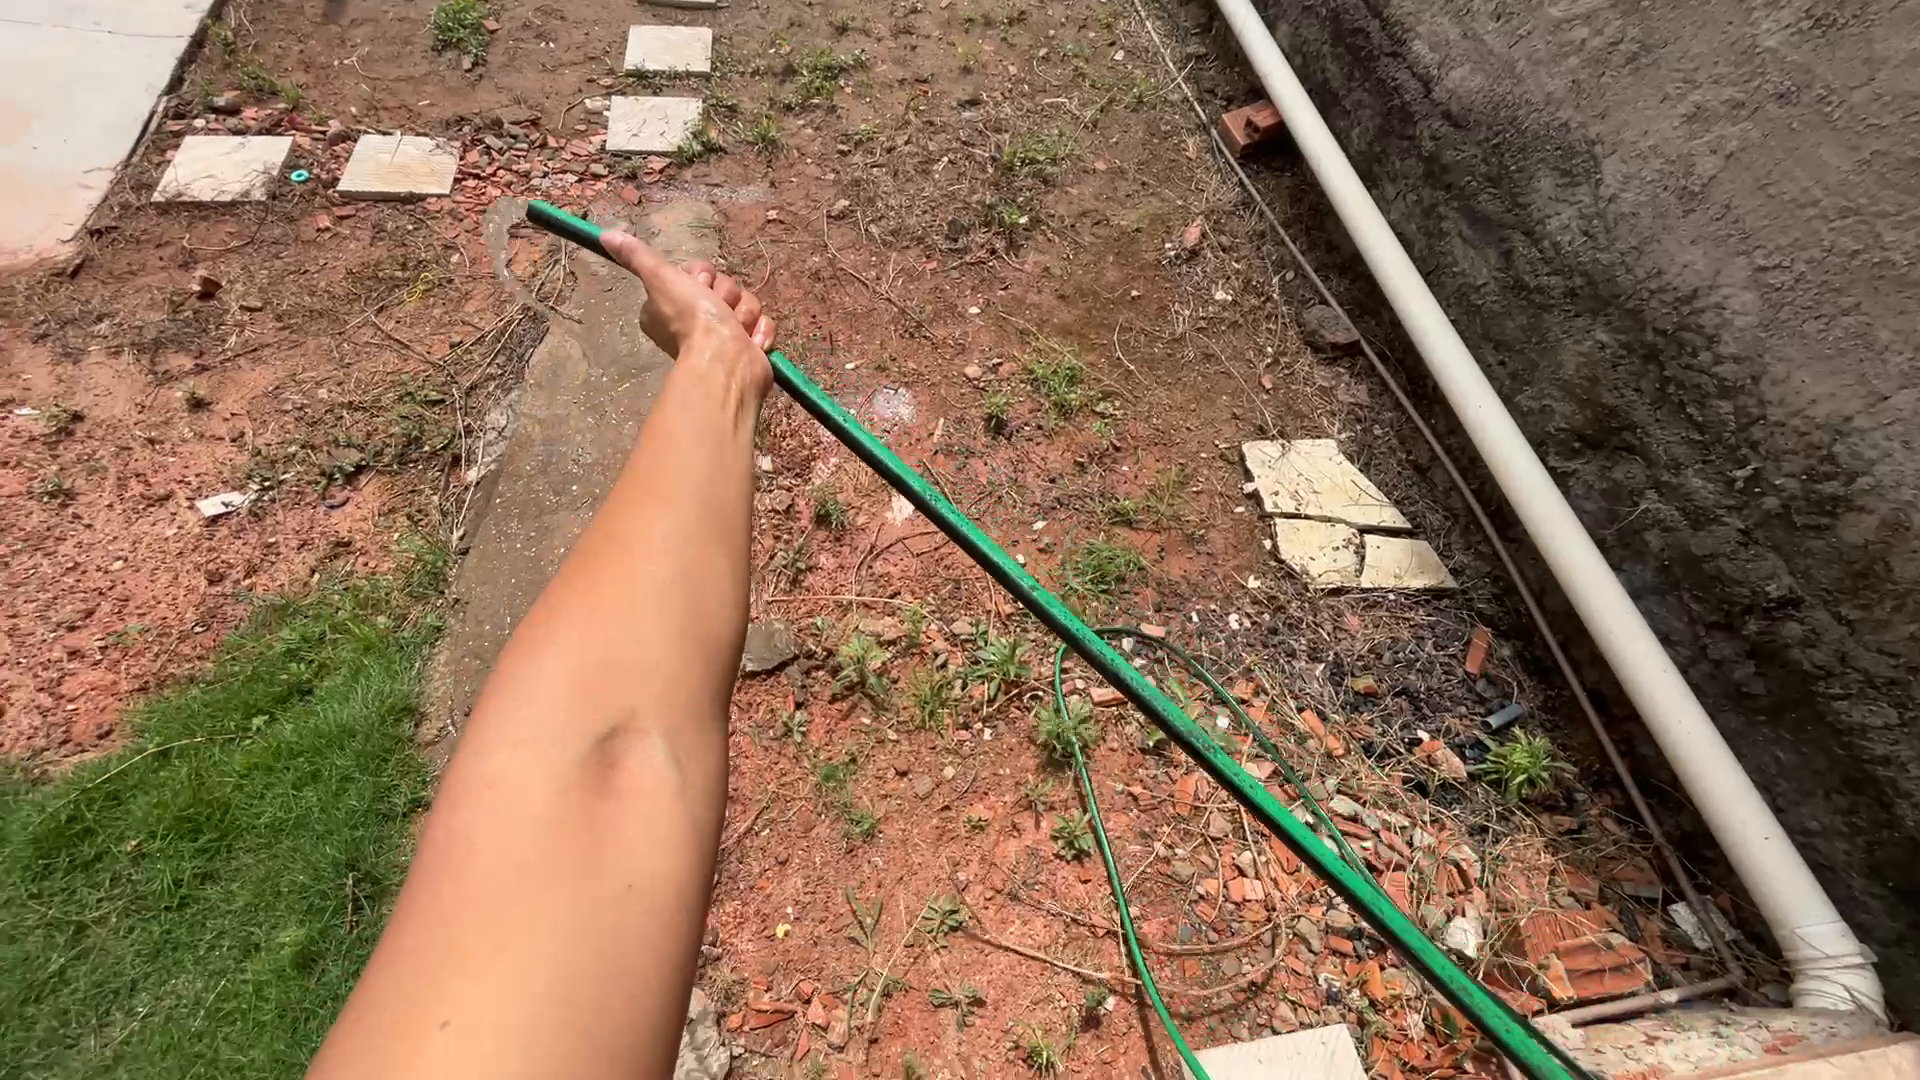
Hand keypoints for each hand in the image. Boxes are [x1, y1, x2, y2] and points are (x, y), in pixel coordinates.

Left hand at [600, 230, 775, 391]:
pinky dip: (760, 332)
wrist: (728, 362)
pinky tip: (752, 343)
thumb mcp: (661, 279)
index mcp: (670, 307)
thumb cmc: (693, 321)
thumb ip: (638, 257)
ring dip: (745, 314)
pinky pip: (762, 324)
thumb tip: (606, 236)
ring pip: (745, 303)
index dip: (703, 276)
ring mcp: (724, 336)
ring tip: (738, 330)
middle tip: (719, 310)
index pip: (697, 274)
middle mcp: (695, 322)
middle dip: (726, 295)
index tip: (699, 286)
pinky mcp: (748, 348)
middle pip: (723, 286)